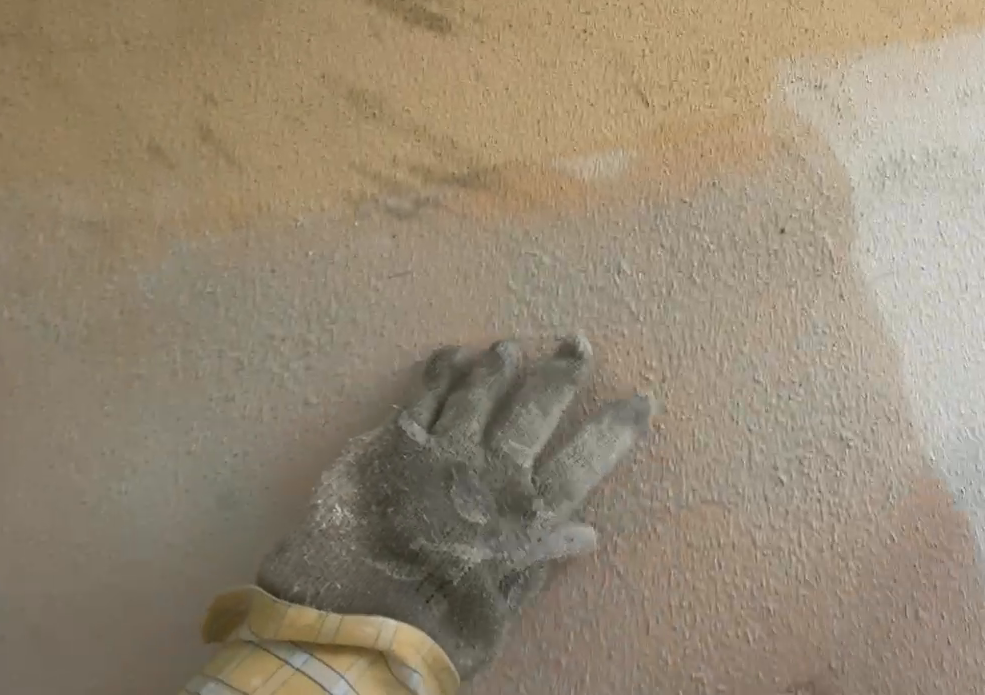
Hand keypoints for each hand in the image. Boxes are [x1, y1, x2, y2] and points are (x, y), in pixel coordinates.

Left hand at [257, 337, 652, 678]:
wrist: (342, 641)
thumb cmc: (434, 634)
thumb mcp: (502, 609)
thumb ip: (542, 561)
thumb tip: (585, 534)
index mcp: (524, 514)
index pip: (586, 458)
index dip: (617, 428)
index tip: (643, 399)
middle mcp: (490, 472)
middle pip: (536, 409)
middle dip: (562, 373)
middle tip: (578, 343)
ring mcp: (439, 454)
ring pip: (478, 394)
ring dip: (497, 368)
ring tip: (508, 347)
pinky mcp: (391, 450)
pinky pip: (422, 399)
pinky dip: (439, 375)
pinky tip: (449, 357)